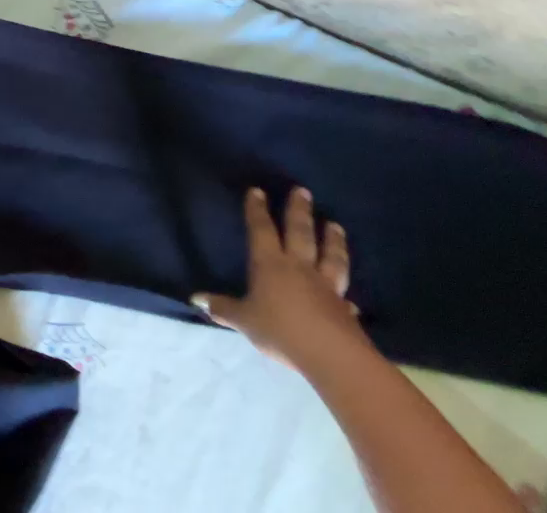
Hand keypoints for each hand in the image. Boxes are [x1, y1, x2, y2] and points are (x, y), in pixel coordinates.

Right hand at [193, 187, 366, 370]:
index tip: (258, 191)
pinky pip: (344, 294)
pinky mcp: (343, 308)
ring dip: (333, 240)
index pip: (261, 230)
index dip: (257, 210)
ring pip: (330, 256)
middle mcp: (299, 268)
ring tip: (335, 225)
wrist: (330, 355)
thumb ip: (222, 308)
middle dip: (299, 211)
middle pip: (300, 233)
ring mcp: (325, 286)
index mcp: (270, 265)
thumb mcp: (243, 320)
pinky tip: (351, 297)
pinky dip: (345, 292)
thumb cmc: (279, 330)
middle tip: (303, 191)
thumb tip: (196, 299)